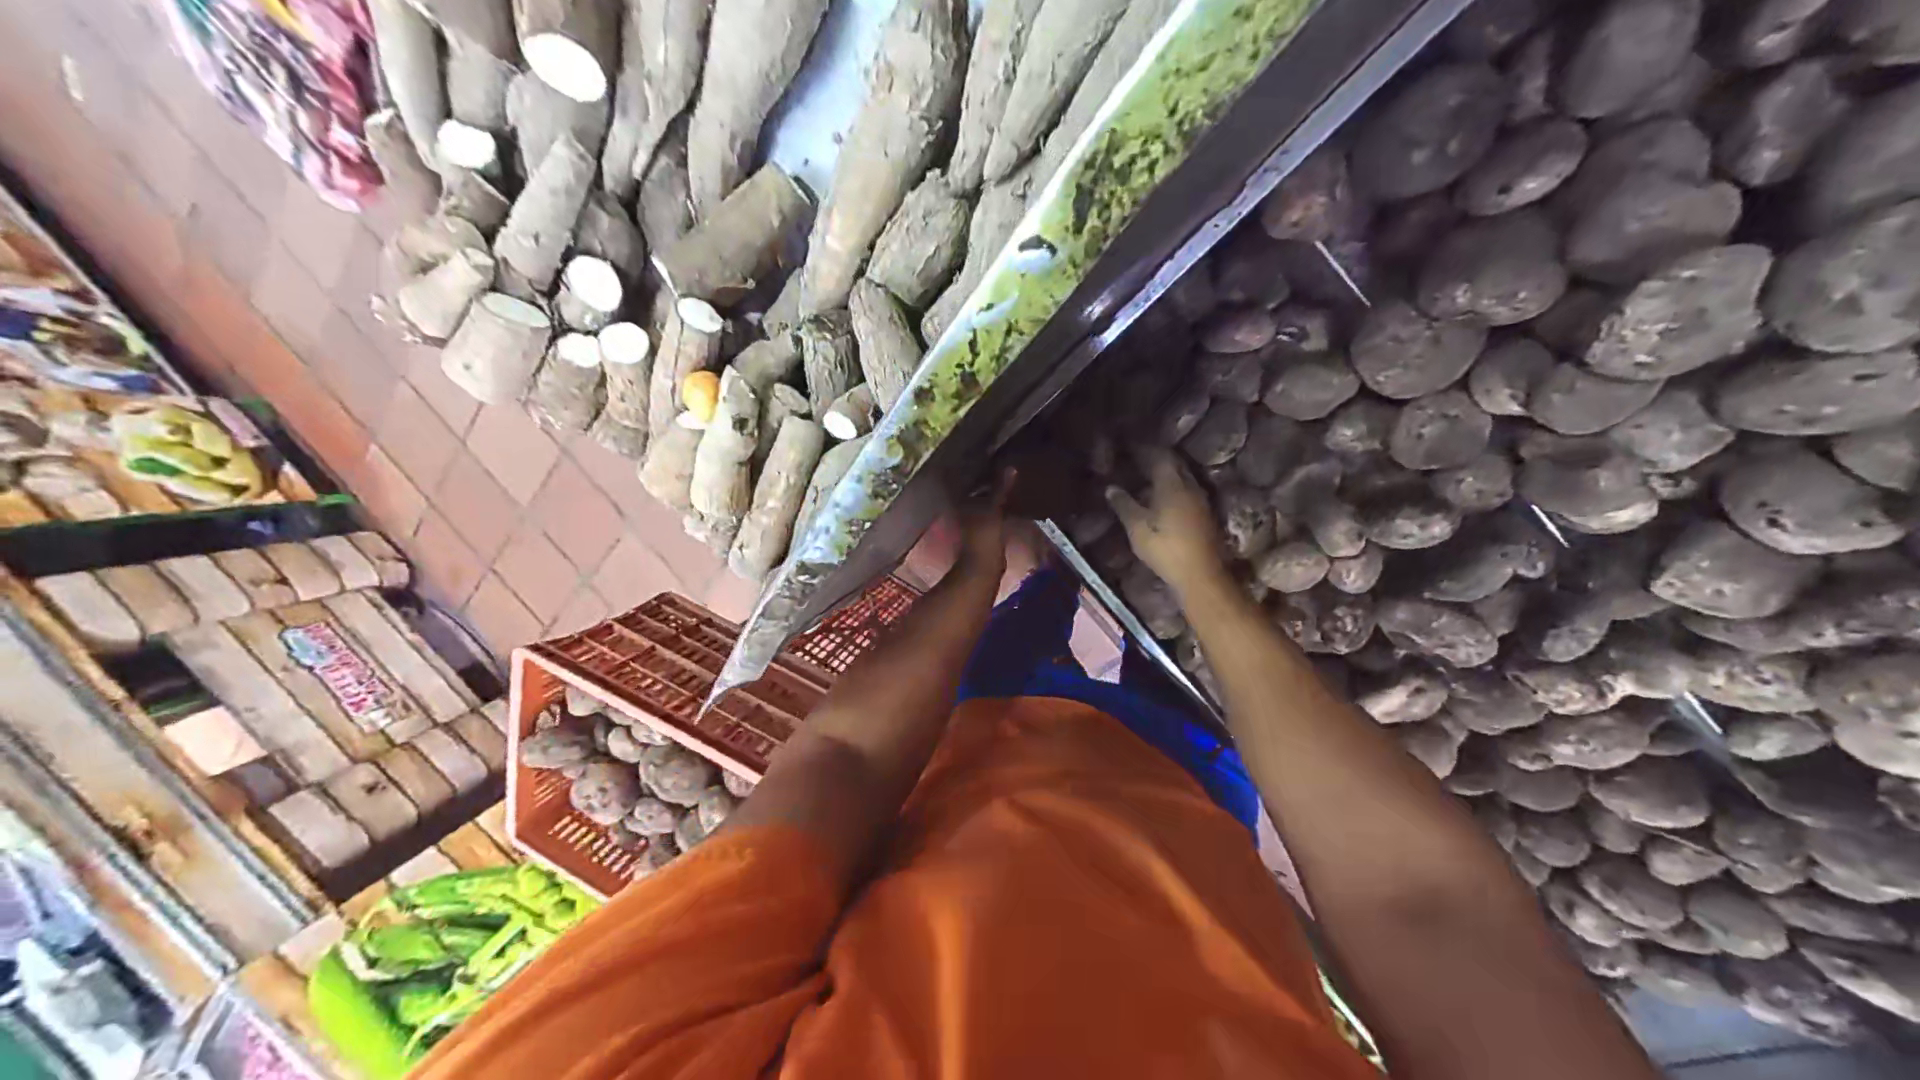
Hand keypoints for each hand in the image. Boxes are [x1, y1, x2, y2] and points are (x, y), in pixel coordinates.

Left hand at [955, 468, 1016, 575]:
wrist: (983, 568)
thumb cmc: (983, 536)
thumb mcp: (993, 508)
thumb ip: (1000, 489)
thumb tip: (1011, 467)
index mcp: (959, 501)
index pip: (960, 478)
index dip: (968, 466)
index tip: (981, 453)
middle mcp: (960, 509)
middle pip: (970, 488)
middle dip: (980, 477)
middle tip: (997, 461)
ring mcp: (970, 521)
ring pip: (979, 499)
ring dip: (989, 491)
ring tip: (1005, 477)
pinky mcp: (981, 531)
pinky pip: (988, 511)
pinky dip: (996, 505)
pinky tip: (1009, 500)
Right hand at [1105, 448, 1225, 595]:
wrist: (1201, 575)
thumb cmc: (1166, 549)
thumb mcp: (1137, 528)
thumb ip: (1124, 505)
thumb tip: (1111, 488)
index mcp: (1172, 485)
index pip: (1159, 456)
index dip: (1145, 450)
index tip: (1129, 447)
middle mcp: (1190, 486)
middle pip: (1175, 464)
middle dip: (1157, 459)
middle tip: (1138, 460)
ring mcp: (1201, 500)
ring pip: (1183, 478)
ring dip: (1167, 475)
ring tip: (1147, 479)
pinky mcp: (1205, 515)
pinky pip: (1187, 491)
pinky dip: (1174, 489)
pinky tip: (1162, 499)